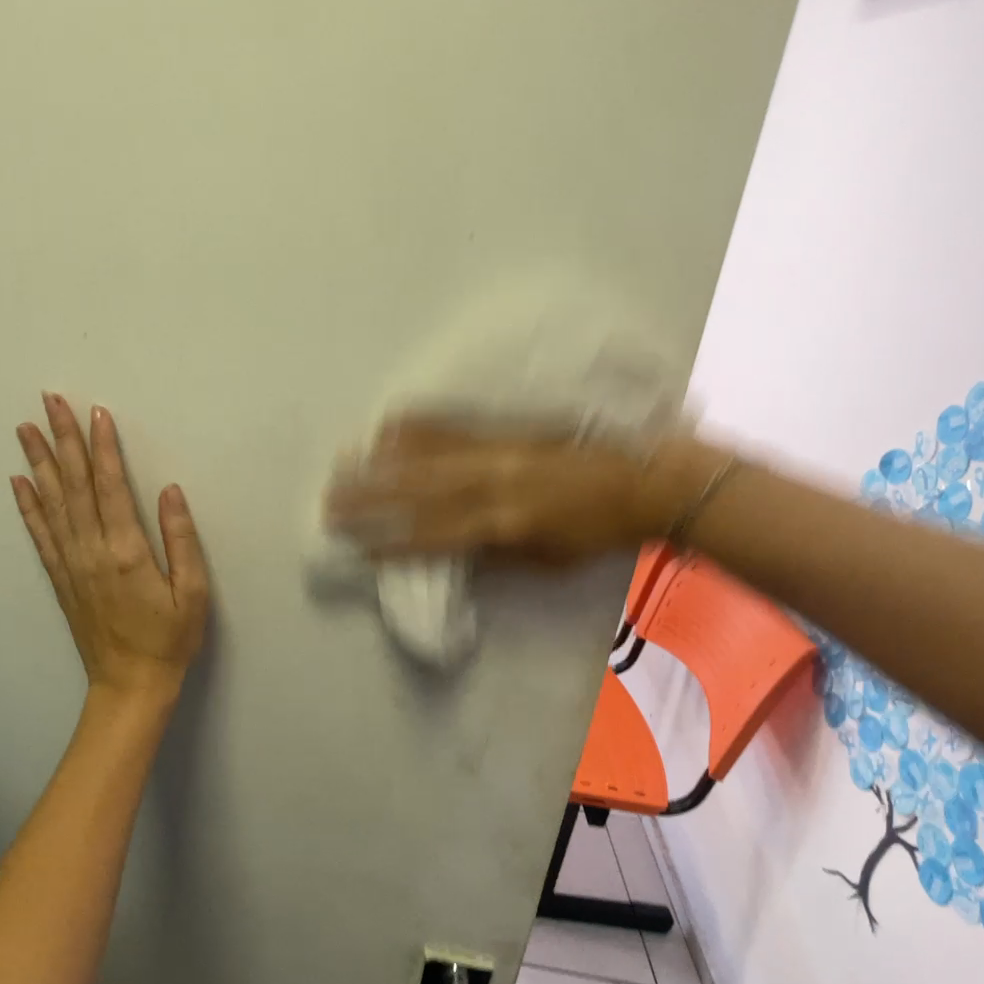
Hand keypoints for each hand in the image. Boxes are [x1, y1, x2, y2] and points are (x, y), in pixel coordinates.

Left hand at [13, 393, 209, 707]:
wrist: (130, 686)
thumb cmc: (169, 641)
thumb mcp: (192, 594)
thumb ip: (181, 540)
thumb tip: (170, 491)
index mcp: (126, 551)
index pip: (111, 487)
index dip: (104, 448)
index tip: (96, 413)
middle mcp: (91, 551)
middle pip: (75, 485)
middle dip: (63, 440)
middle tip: (50, 401)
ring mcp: (71, 565)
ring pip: (52, 503)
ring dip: (39, 463)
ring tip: (26, 428)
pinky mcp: (61, 579)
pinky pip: (41, 535)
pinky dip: (28, 506)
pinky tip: (18, 482)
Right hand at [325, 418, 722, 565]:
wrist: (653, 476)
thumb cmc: (603, 531)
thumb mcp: (550, 562)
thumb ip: (495, 557)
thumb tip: (449, 553)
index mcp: (504, 524)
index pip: (431, 535)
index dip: (388, 543)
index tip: (353, 547)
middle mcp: (493, 482)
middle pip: (416, 489)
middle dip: (369, 496)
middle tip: (329, 499)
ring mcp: (500, 447)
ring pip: (428, 451)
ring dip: (383, 459)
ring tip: (346, 462)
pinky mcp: (511, 422)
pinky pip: (454, 422)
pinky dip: (418, 426)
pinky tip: (390, 425)